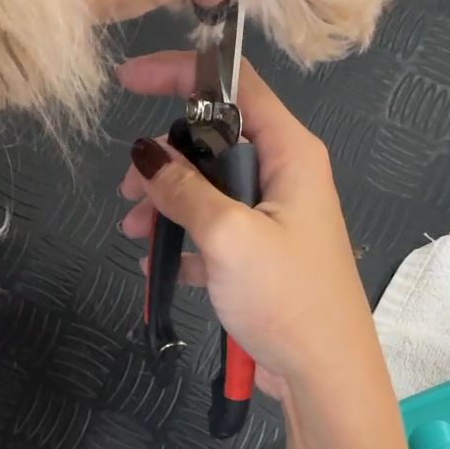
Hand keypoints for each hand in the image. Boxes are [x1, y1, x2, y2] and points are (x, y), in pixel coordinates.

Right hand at [116, 51, 379, 401]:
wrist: (322, 374)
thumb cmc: (285, 298)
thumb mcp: (229, 237)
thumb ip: (184, 191)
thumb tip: (143, 154)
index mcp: (290, 153)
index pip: (234, 86)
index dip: (180, 74)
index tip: (127, 81)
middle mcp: (284, 177)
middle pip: (214, 142)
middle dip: (165, 161)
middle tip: (128, 191)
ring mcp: (272, 220)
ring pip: (209, 193)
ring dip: (168, 209)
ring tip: (134, 235)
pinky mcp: (261, 259)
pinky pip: (214, 236)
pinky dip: (185, 247)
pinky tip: (157, 269)